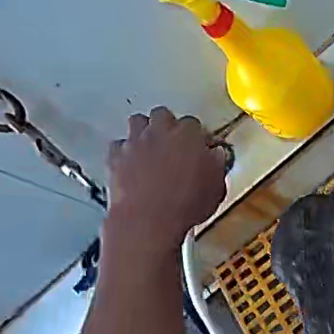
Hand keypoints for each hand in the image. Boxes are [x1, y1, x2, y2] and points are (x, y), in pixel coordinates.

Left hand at [105, 107, 228, 248]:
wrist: (149, 219)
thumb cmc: (184, 204)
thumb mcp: (216, 188)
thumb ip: (217, 166)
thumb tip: (217, 157)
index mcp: (188, 136)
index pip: (193, 124)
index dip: (196, 136)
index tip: (198, 147)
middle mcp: (160, 132)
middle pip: (163, 114)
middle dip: (168, 124)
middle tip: (173, 142)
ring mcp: (135, 142)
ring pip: (137, 121)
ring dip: (144, 130)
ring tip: (151, 146)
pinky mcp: (116, 156)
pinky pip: (119, 145)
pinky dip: (125, 151)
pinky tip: (132, 163)